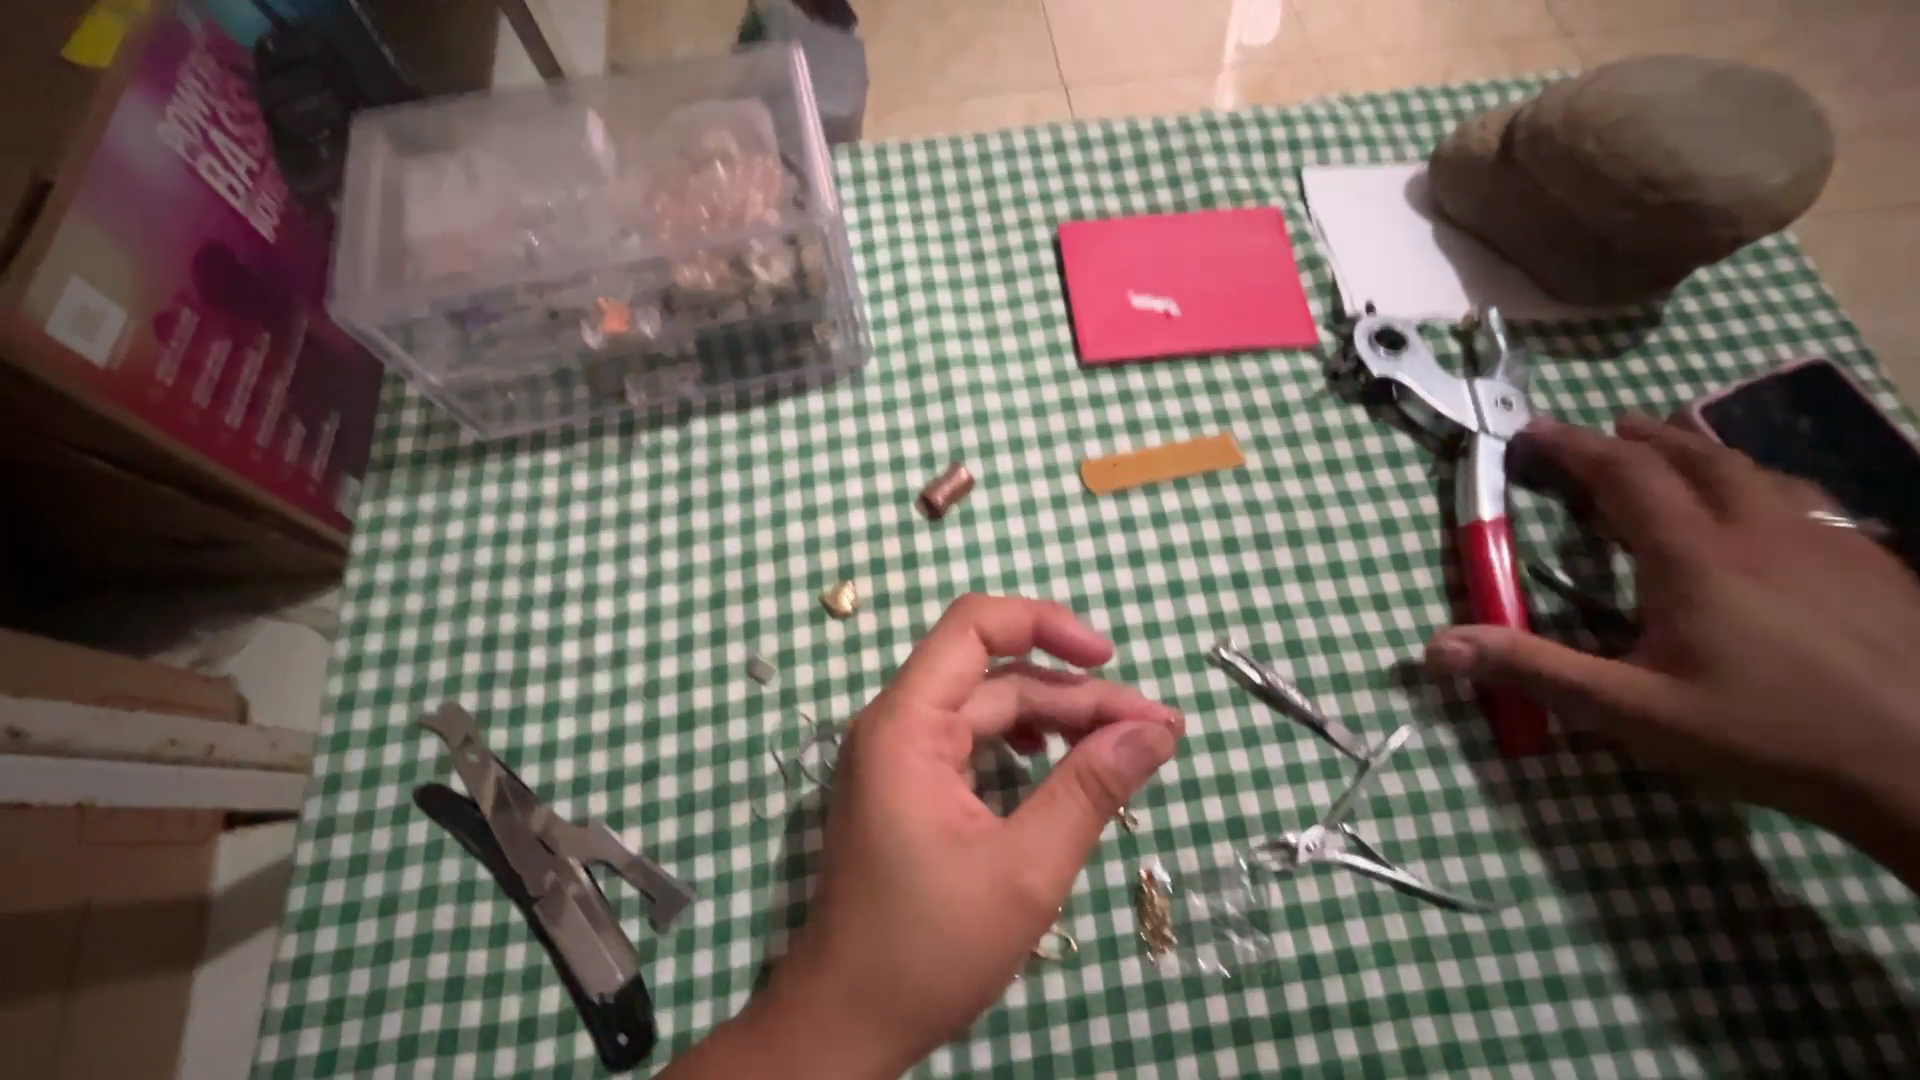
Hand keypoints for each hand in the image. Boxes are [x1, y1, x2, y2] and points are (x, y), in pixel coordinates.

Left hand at [674, 595, 1183, 1078]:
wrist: (847, 1020)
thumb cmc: (929, 949)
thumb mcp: (1025, 870)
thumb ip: (1090, 790)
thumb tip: (1156, 731)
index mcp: (906, 726)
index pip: (973, 626)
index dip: (1044, 622)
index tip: (1108, 656)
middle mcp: (896, 724)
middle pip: (995, 675)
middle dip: (1075, 694)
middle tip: (1152, 729)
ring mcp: (899, 754)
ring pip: (988, 706)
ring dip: (1056, 718)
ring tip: (1121, 746)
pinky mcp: (909, 783)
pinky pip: (973, 739)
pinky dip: (1024, 743)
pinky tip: (1060, 761)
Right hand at [1426, 415, 1919, 874]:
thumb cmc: (1769, 736)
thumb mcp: (1631, 711)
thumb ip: (1533, 670)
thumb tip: (1435, 646)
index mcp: (1695, 556)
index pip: (1624, 475)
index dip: (1572, 445)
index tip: (1532, 430)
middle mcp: (1761, 532)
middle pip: (1695, 459)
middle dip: (1641, 437)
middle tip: (1605, 429)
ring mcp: (1830, 545)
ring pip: (1758, 472)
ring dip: (1704, 451)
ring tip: (1677, 448)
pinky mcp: (1876, 569)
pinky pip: (1809, 502)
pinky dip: (1765, 485)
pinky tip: (1770, 510)